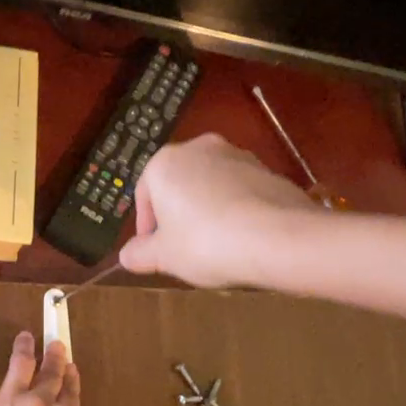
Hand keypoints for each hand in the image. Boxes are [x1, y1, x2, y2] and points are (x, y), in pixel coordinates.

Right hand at [118, 132, 321, 287]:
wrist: (278, 238)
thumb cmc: (205, 242)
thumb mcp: (163, 257)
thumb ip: (140, 254)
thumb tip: (127, 255)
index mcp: (164, 163)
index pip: (144, 193)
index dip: (146, 226)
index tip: (154, 250)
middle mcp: (199, 148)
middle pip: (179, 185)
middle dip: (178, 213)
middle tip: (182, 247)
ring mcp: (237, 156)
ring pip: (211, 185)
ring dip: (207, 209)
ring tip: (215, 245)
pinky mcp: (268, 170)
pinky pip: (240, 191)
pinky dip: (235, 210)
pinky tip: (241, 238)